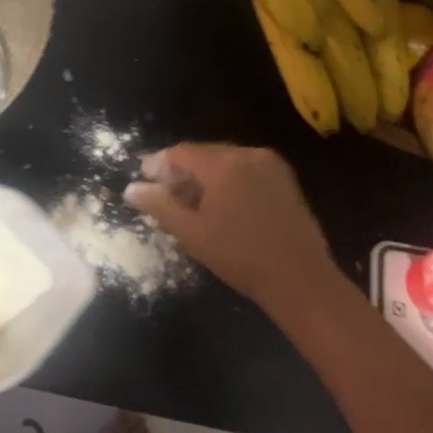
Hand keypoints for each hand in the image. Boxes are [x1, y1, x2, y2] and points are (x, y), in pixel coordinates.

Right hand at [125, 143, 338, 316]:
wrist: (300, 279)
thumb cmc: (241, 257)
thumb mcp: (192, 234)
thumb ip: (160, 206)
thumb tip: (131, 189)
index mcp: (224, 164)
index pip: (182, 152)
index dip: (159, 164)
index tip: (144, 180)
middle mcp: (248, 154)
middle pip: (204, 154)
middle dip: (182, 171)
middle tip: (165, 196)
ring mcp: (270, 165)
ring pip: (225, 161)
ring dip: (204, 177)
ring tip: (190, 204)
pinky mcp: (284, 178)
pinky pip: (245, 170)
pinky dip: (227, 180)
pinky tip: (220, 205)